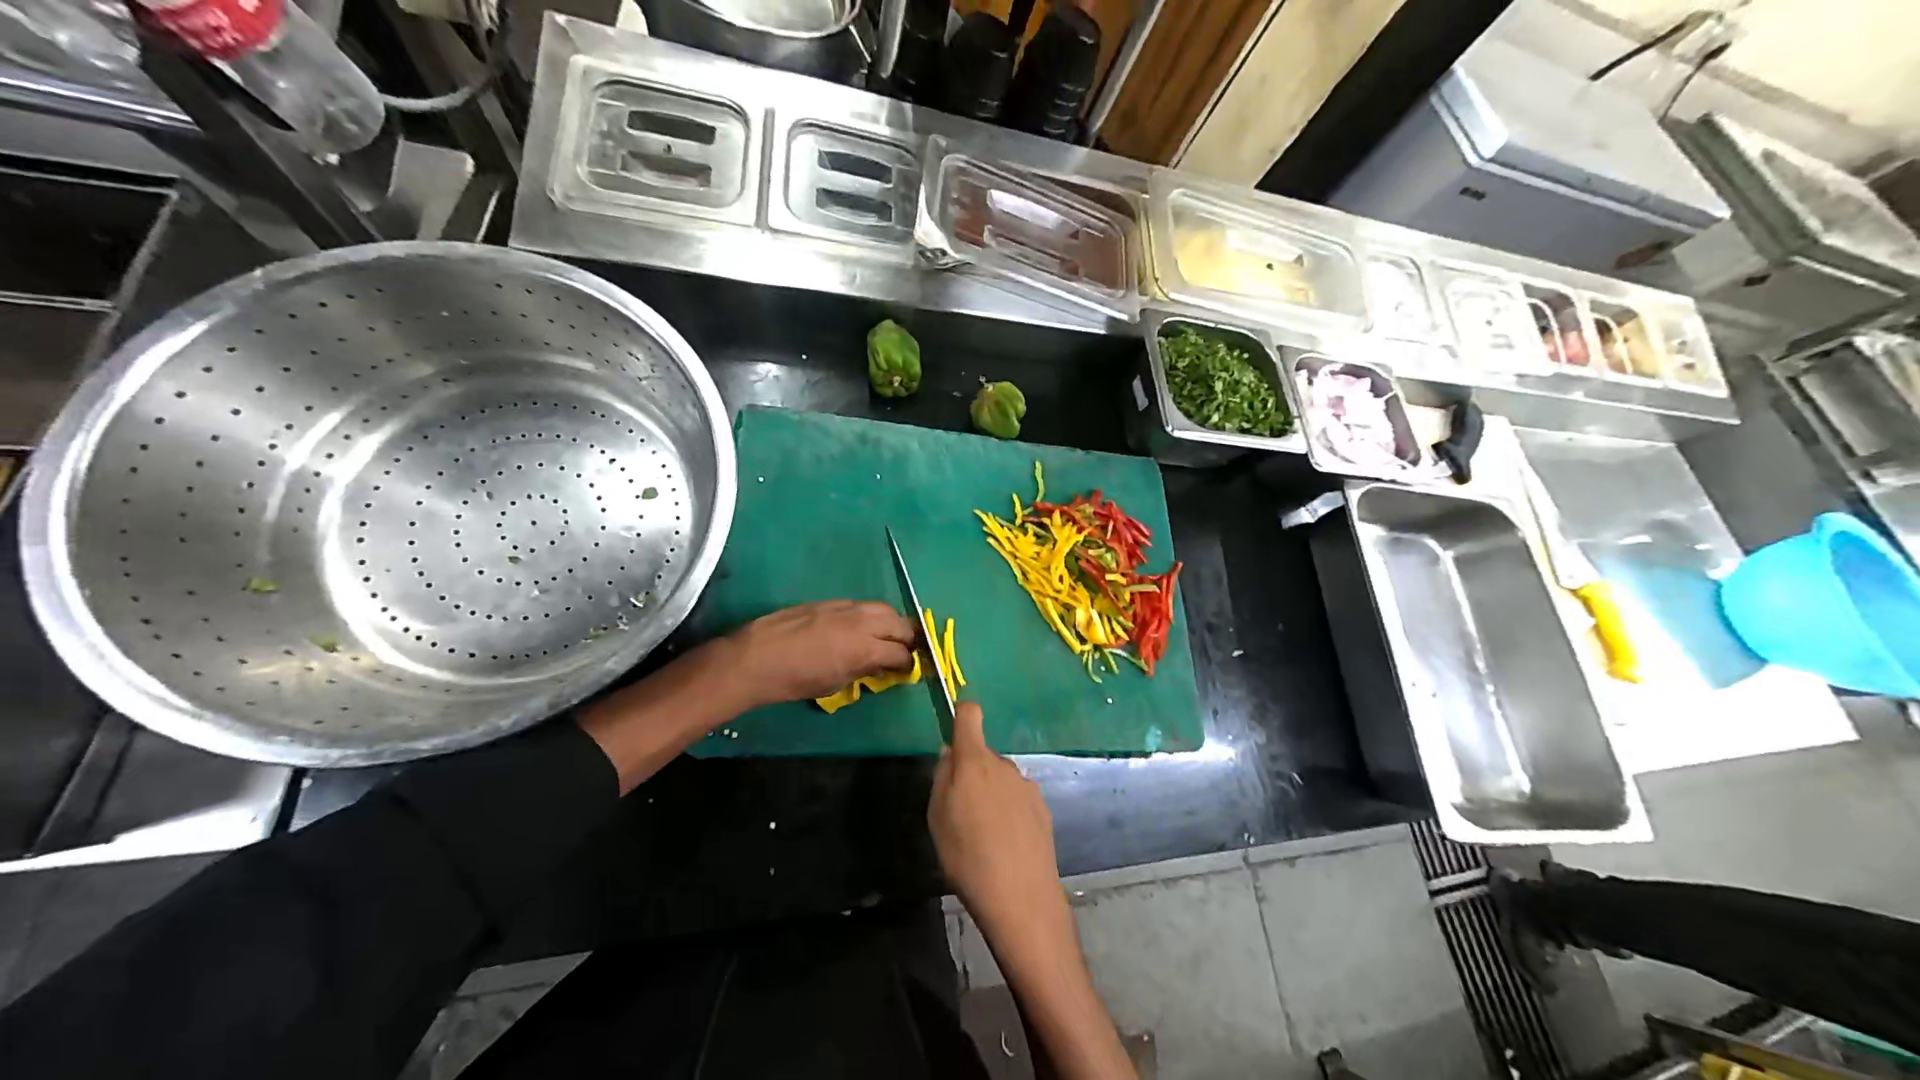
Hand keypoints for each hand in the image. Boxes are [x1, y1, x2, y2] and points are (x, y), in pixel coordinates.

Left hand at [724, 600, 916, 708]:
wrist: (758, 657)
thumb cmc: (796, 680)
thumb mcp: (836, 684)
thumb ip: (863, 670)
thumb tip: (878, 665)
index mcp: (866, 648)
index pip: (902, 652)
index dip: (909, 664)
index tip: (907, 670)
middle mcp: (863, 622)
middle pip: (901, 624)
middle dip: (908, 639)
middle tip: (904, 652)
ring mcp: (847, 607)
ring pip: (883, 609)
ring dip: (891, 623)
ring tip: (887, 636)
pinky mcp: (831, 601)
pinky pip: (861, 606)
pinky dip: (870, 616)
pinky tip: (861, 627)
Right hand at [930, 704, 1138, 1079]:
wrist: (1020, 897)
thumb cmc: (967, 855)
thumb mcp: (937, 817)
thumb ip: (942, 778)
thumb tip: (951, 754)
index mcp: (975, 761)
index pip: (970, 715)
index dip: (961, 717)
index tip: (955, 735)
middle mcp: (1004, 765)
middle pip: (983, 755)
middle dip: (972, 772)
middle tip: (960, 811)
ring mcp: (1027, 786)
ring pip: (1001, 780)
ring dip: (991, 795)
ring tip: (984, 836)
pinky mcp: (1043, 809)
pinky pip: (1017, 800)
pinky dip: (1009, 813)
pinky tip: (1006, 845)